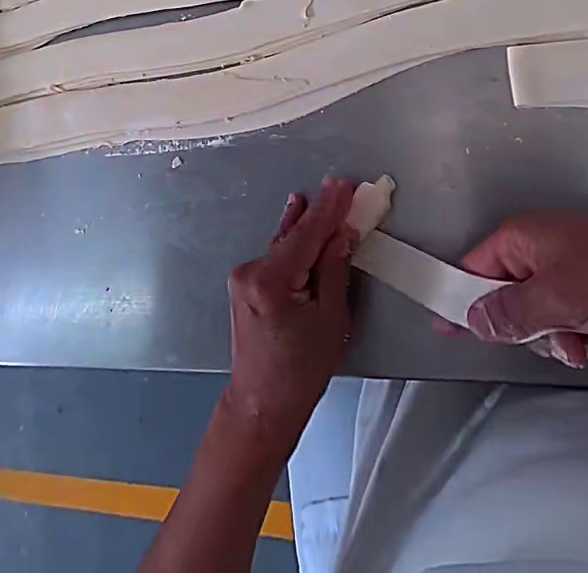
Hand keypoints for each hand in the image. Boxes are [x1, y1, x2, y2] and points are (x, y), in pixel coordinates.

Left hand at [223, 176, 357, 443]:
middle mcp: (250, 272)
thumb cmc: (301, 369)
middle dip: (321, 212)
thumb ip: (335, 269)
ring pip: (283, 242)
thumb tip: (343, 233)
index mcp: (271, 281)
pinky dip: (292, 240)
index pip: (308, 234)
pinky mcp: (244, 283)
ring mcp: (243, 277)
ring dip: (306, 224)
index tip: (344, 185)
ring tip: (324, 196)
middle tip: (341, 186)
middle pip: (294, 234)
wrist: (263, 403)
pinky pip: (275, 255)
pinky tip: (296, 217)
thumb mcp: (332, 318)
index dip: (330, 208)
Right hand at [459, 213, 587, 367]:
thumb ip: (510, 312)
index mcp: (523, 236)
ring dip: (559, 335)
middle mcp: (543, 246)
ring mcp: (573, 264)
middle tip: (551, 339)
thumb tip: (474, 319)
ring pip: (542, 312)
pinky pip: (571, 314)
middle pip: (507, 295)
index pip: (473, 267)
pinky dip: (583, 332)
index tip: (450, 333)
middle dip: (526, 326)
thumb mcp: (559, 299)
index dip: (461, 300)